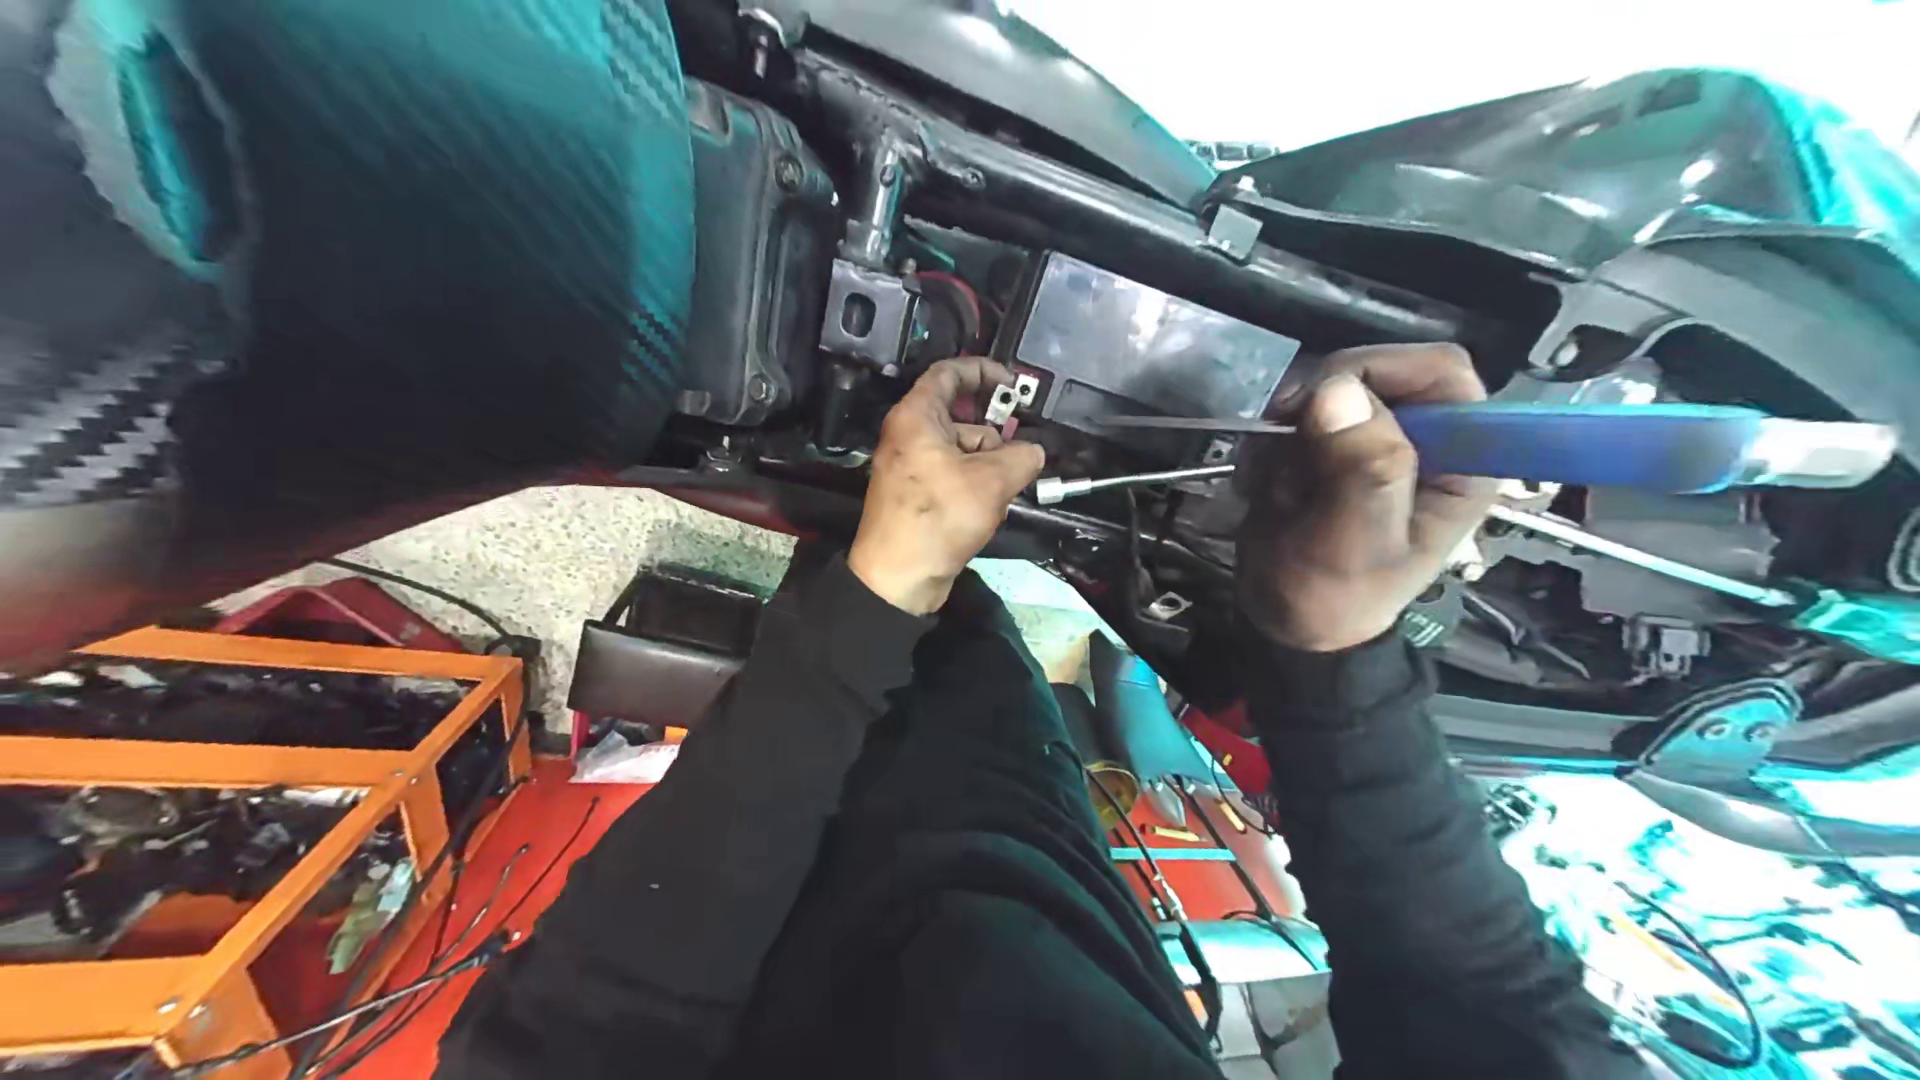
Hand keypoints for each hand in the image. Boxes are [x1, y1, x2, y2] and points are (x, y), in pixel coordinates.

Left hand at [849, 358, 1046, 613]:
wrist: (899, 577)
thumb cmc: (938, 517)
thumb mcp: (992, 481)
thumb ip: (1022, 457)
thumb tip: (1033, 452)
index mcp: (916, 417)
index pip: (949, 373)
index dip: (983, 371)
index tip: (1012, 384)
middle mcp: (909, 435)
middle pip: (961, 417)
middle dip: (995, 433)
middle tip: (1019, 449)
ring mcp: (912, 466)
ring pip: (962, 449)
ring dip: (989, 465)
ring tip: (1004, 491)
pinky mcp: (918, 494)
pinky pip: (954, 474)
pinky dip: (975, 483)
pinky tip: (990, 506)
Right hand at [1237, 343, 1497, 651]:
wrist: (1285, 622)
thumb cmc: (1331, 597)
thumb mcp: (1352, 544)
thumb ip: (1360, 470)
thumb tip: (1338, 390)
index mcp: (1458, 461)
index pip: (1439, 373)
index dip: (1380, 371)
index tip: (1317, 403)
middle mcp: (1419, 442)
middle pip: (1373, 373)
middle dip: (1316, 405)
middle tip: (1277, 437)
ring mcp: (1367, 443)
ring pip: (1321, 394)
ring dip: (1283, 430)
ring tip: (1269, 482)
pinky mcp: (1326, 451)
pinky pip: (1291, 419)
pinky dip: (1266, 443)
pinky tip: (1261, 485)